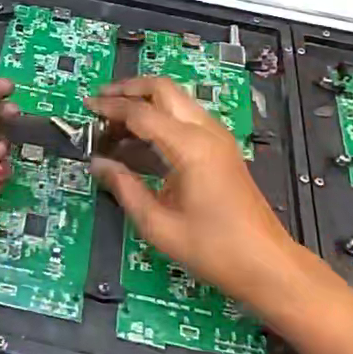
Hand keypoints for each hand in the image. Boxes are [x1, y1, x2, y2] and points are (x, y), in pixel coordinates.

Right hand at [87, 77, 297, 301]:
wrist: (266, 264)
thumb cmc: (213, 249)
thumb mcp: (158, 225)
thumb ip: (124, 188)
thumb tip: (98, 164)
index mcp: (190, 147)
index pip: (141, 112)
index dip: (110, 107)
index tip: (86, 106)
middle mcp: (206, 131)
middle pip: (162, 89)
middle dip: (128, 89)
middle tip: (100, 102)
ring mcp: (217, 137)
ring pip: (175, 99)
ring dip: (144, 102)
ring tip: (114, 124)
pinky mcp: (221, 147)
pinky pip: (185, 117)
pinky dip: (159, 117)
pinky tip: (139, 142)